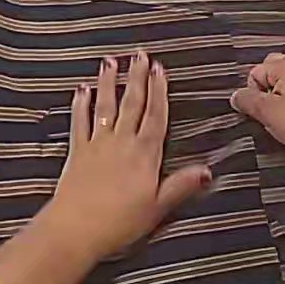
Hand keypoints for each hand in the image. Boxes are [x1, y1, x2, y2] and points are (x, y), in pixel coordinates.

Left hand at [0, 53, 211, 283]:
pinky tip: (81, 90)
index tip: (160, 68)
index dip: (159, 90)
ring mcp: (97, 144)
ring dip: (108, 82)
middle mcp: (122, 142)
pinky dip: (81, 104)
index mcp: (145, 153)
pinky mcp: (77, 152)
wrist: (75, 229)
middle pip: (132, 103)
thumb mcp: (158, 207)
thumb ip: (182, 185)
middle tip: (139, 53)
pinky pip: (80, 122)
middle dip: (137, 77)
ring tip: (110, 61)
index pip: (156, 115)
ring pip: (106, 106)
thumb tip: (209, 170)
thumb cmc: (120, 221)